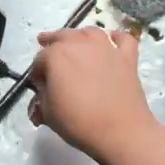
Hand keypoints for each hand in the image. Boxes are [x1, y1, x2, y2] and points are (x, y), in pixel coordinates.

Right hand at [28, 27, 159, 164]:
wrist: (120, 132)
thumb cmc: (79, 122)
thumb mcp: (48, 114)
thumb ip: (42, 97)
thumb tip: (45, 90)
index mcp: (56, 56)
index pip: (40, 59)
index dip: (37, 72)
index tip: (40, 85)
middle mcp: (80, 44)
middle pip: (62, 36)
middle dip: (53, 44)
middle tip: (49, 53)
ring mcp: (106, 49)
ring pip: (90, 32)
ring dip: (80, 36)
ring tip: (77, 43)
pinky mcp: (127, 58)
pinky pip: (123, 39)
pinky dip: (117, 38)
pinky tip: (113, 41)